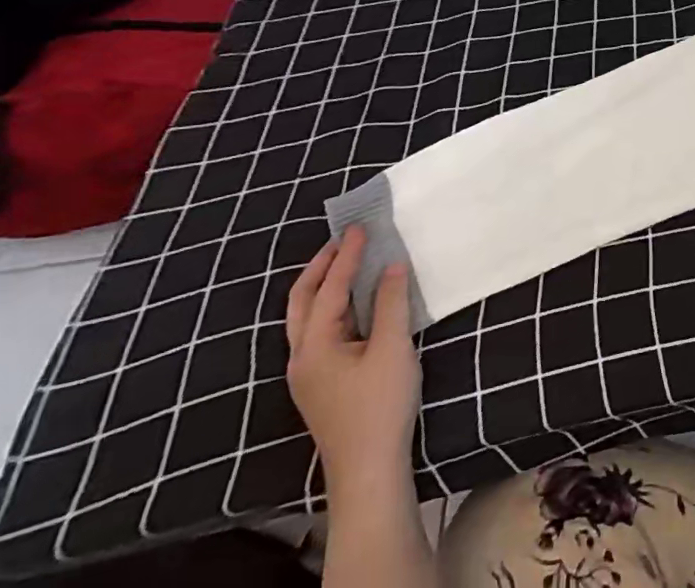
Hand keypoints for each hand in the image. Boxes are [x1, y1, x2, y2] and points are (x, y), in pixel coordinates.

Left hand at [286, 226, 420, 485]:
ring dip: (323, 286)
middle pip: (302, 301)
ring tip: (345, 264)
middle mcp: (301, 355)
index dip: (347, 256)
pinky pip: (318, 331)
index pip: (330, 289)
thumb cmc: (380, 405)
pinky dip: (332, 307)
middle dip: (320, 267)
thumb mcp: (392, 349)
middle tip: (342, 240)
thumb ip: (390, 304)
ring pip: (306, 318)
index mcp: (315, 345)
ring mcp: (307, 372)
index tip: (360, 227)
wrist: (368, 466)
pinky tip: (352, 306)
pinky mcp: (320, 383)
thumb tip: (392, 266)